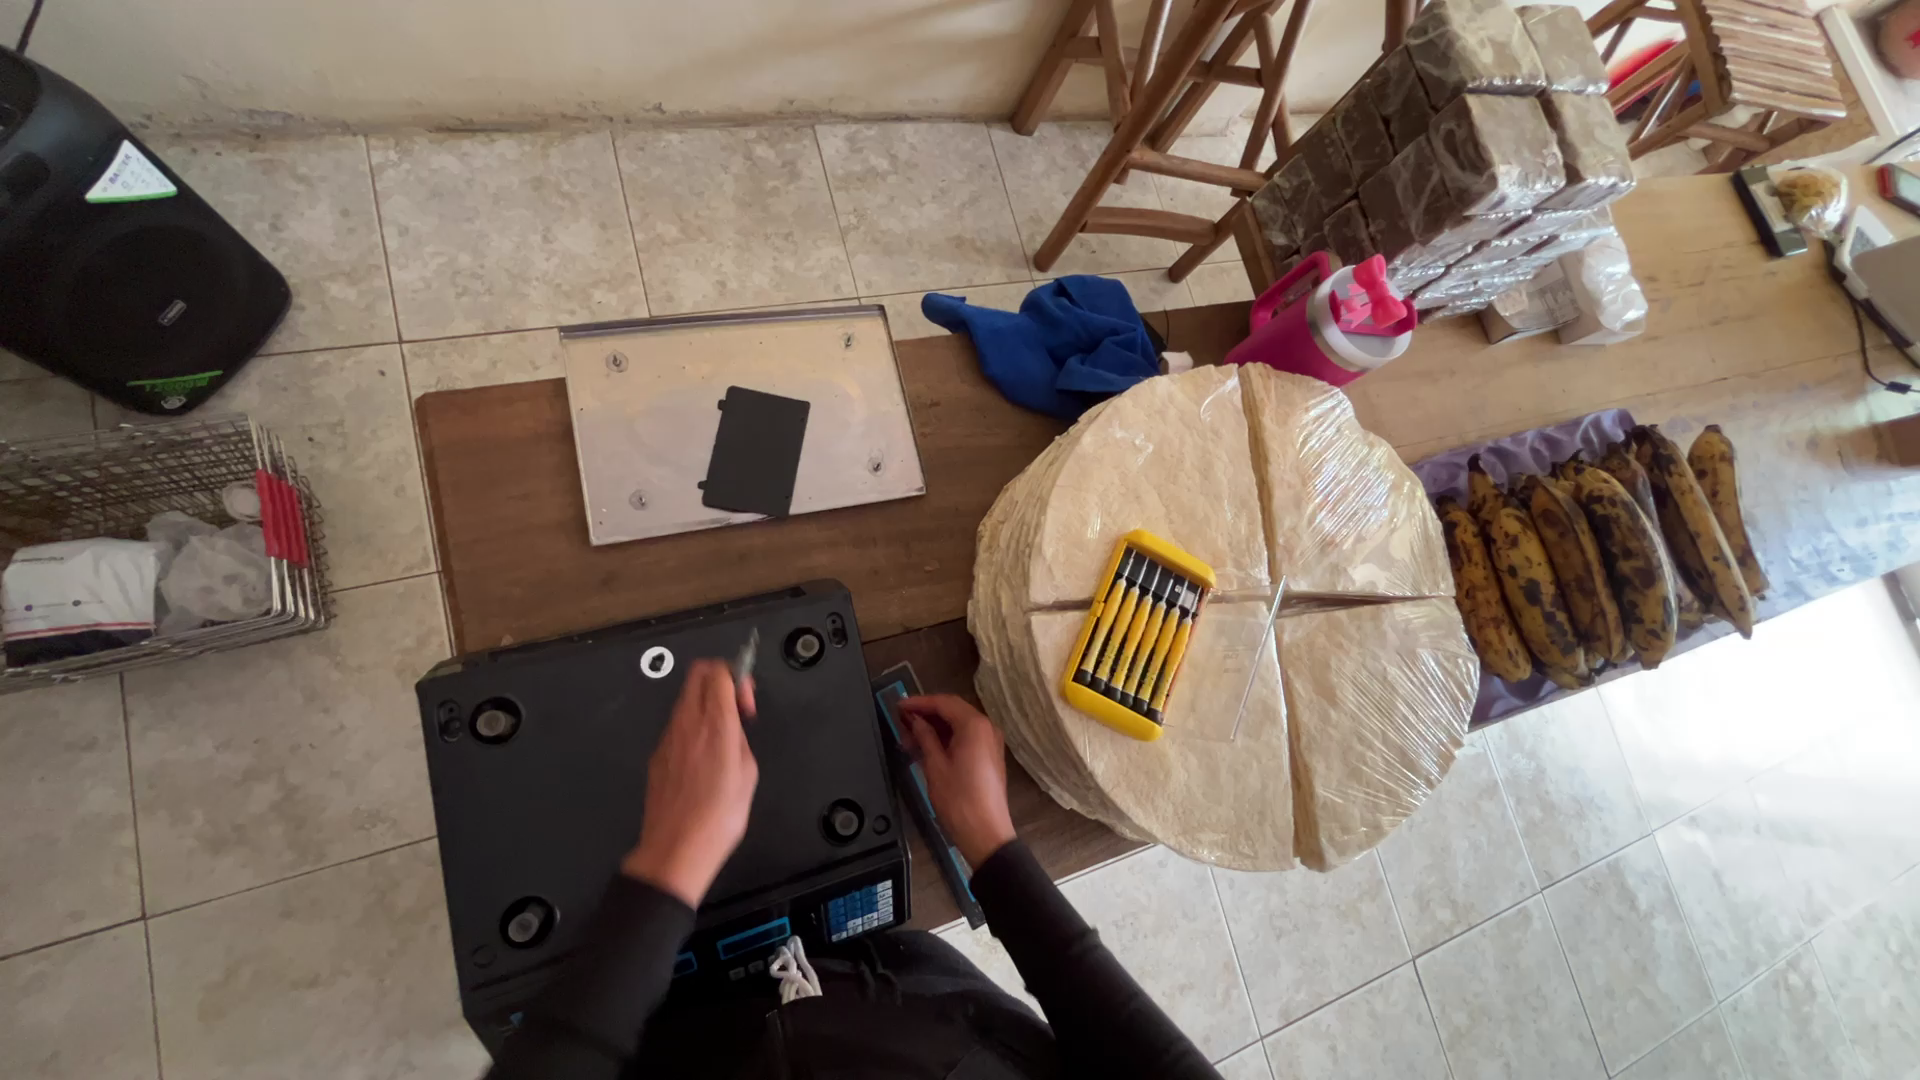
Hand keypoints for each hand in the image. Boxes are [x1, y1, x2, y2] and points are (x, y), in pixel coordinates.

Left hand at [621, 659, 758, 907]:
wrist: (676, 849)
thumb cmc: (718, 817)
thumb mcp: (748, 773)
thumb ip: (741, 739)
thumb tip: (735, 727)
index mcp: (715, 725)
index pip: (720, 672)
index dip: (739, 676)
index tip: (747, 699)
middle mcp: (688, 724)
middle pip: (699, 673)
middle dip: (721, 678)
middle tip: (736, 704)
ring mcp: (669, 737)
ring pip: (686, 697)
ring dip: (706, 701)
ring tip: (723, 732)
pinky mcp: (658, 754)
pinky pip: (678, 724)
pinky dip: (693, 724)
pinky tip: (704, 755)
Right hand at [897, 694, 1016, 867]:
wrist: (986, 834)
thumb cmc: (959, 801)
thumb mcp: (935, 766)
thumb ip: (925, 737)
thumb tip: (915, 721)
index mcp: (975, 726)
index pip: (944, 703)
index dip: (919, 702)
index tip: (899, 705)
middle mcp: (987, 728)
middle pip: (952, 711)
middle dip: (926, 715)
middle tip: (901, 721)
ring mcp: (990, 742)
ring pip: (958, 725)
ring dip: (934, 728)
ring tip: (908, 738)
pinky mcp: (988, 756)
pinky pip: (965, 738)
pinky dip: (946, 739)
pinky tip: (925, 748)